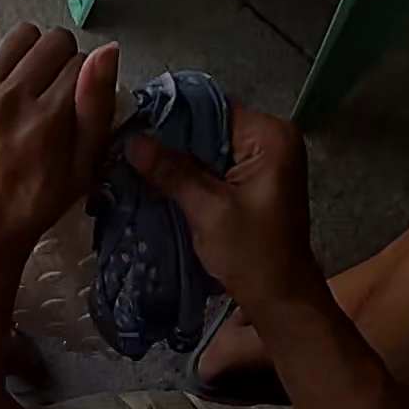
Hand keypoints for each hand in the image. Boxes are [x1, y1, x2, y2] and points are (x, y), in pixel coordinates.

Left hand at [0, 23, 118, 270]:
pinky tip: (5, 109)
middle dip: (64, 63)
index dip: (87, 83)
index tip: (78, 108)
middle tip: (58, 96)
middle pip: (52, 41)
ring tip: (33, 92)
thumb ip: (97, 108)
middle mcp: (9, 98)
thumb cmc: (38, 203)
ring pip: (21, 38)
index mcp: (45, 119)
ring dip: (34, 58)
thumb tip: (107, 52)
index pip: (82, 63)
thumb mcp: (82, 167)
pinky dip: (4, 76)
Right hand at [125, 106, 322, 307]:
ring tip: (137, 164)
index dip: (170, 117)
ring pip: (210, 150)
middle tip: (127, 147)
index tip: (131, 127)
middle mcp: (272, 141)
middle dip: (171, 141)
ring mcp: (265, 164)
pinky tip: (161, 183)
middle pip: (210, 127)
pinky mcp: (254, 185)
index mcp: (270, 138)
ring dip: (178, 161)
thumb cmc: (252, 256)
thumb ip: (173, 172)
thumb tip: (133, 141)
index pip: (211, 109)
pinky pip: (216, 169)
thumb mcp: (209, 211)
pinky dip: (192, 177)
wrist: (281, 300)